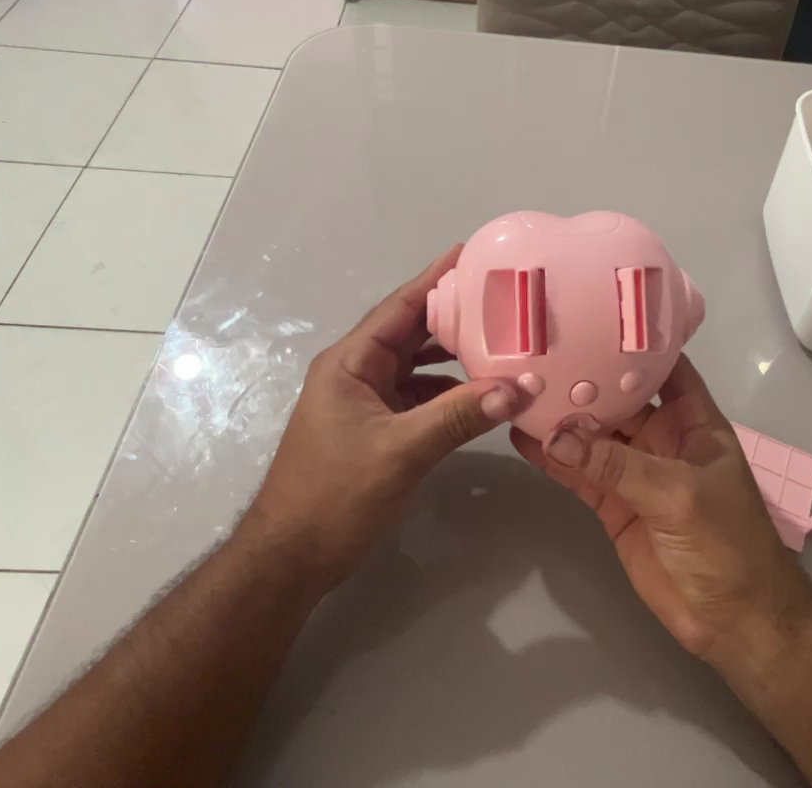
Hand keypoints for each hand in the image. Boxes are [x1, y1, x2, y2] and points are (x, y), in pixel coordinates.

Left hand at [243, 246, 516, 588]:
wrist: (291, 558)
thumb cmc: (334, 495)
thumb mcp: (402, 451)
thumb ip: (460, 416)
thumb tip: (520, 388)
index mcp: (351, 362)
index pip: (400, 307)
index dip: (436, 279)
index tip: (474, 253)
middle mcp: (356, 372)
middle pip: (410, 331)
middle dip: (454, 314)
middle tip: (503, 297)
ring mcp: (364, 401)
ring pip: (416, 364)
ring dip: (453, 354)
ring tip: (501, 339)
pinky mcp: (374, 427)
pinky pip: (417, 394)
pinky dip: (447, 390)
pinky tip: (479, 393)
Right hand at [510, 355, 811, 666]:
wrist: (732, 620)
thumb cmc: (727, 543)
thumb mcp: (678, 494)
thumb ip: (617, 465)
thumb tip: (558, 436)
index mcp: (692, 420)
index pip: (663, 365)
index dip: (633, 340)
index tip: (591, 313)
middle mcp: (662, 436)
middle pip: (618, 396)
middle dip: (583, 377)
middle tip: (536, 353)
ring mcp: (634, 470)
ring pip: (592, 434)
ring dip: (561, 417)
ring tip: (519, 389)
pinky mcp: (613, 504)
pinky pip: (579, 473)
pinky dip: (553, 459)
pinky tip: (524, 439)